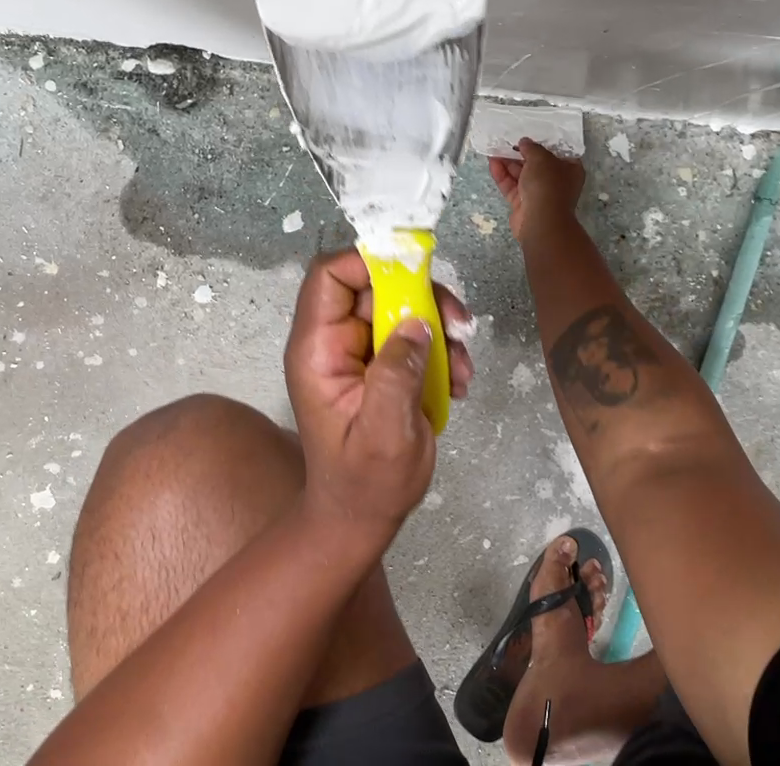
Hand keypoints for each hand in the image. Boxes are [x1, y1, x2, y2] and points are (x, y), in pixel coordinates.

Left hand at [283, 250, 474, 542]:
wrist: (363, 516)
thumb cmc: (365, 482)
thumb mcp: (383, 433)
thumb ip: (396, 375)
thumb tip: (418, 323)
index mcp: (317, 350)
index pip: (330, 277)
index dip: (369, 261)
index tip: (417, 269)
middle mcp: (335, 342)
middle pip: (374, 286)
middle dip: (421, 298)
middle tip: (459, 322)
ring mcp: (360, 353)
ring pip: (401, 308)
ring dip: (439, 329)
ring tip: (462, 369)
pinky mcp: (384, 365)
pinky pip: (415, 336)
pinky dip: (443, 351)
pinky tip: (458, 383)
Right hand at [489, 138, 585, 240]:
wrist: (540, 222)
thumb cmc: (548, 185)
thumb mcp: (541, 158)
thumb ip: (531, 147)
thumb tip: (524, 142)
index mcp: (569, 169)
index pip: (557, 152)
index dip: (543, 143)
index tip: (529, 134)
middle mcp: (555, 181)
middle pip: (536, 163)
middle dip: (521, 152)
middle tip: (506, 139)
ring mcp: (538, 193)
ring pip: (521, 174)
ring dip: (508, 162)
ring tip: (494, 148)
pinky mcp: (522, 203)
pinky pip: (512, 186)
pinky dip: (502, 175)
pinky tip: (492, 163)